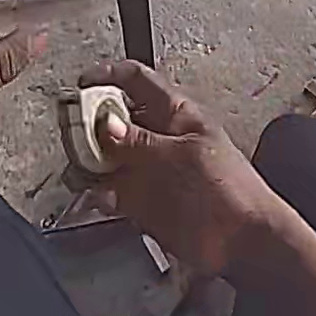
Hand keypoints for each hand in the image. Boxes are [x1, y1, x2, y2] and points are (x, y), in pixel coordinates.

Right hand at [78, 61, 301, 273]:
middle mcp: (156, 136)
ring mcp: (147, 168)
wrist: (244, 241)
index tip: (83, 82)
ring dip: (89, 159)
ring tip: (79, 167)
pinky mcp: (142, 200)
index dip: (109, 75)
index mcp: (174, 113)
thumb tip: (106, 123)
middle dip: (90, 121)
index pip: (137, 81)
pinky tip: (101, 195)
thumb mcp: (184, 156)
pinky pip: (110, 190)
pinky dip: (99, 191)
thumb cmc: (230, 187)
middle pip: (114, 117)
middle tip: (72, 131)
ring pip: (106, 155)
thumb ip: (142, 142)